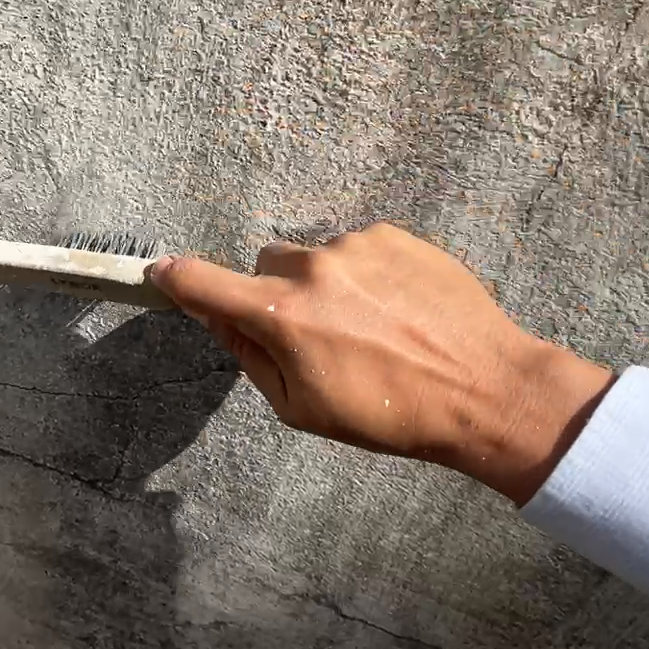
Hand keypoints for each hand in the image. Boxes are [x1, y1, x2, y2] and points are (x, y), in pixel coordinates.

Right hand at [148, 223, 613, 505]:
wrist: (489, 390)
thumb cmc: (391, 414)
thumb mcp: (302, 407)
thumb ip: (249, 356)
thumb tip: (215, 317)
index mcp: (282, 315)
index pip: (202, 283)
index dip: (173, 277)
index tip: (159, 272)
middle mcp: (310, 268)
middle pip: (262, 264)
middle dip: (273, 292)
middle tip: (313, 330)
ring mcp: (352, 245)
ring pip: (310, 256)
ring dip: (323, 283)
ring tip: (370, 323)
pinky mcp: (390, 234)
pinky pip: (352, 248)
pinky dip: (361, 272)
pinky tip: (395, 306)